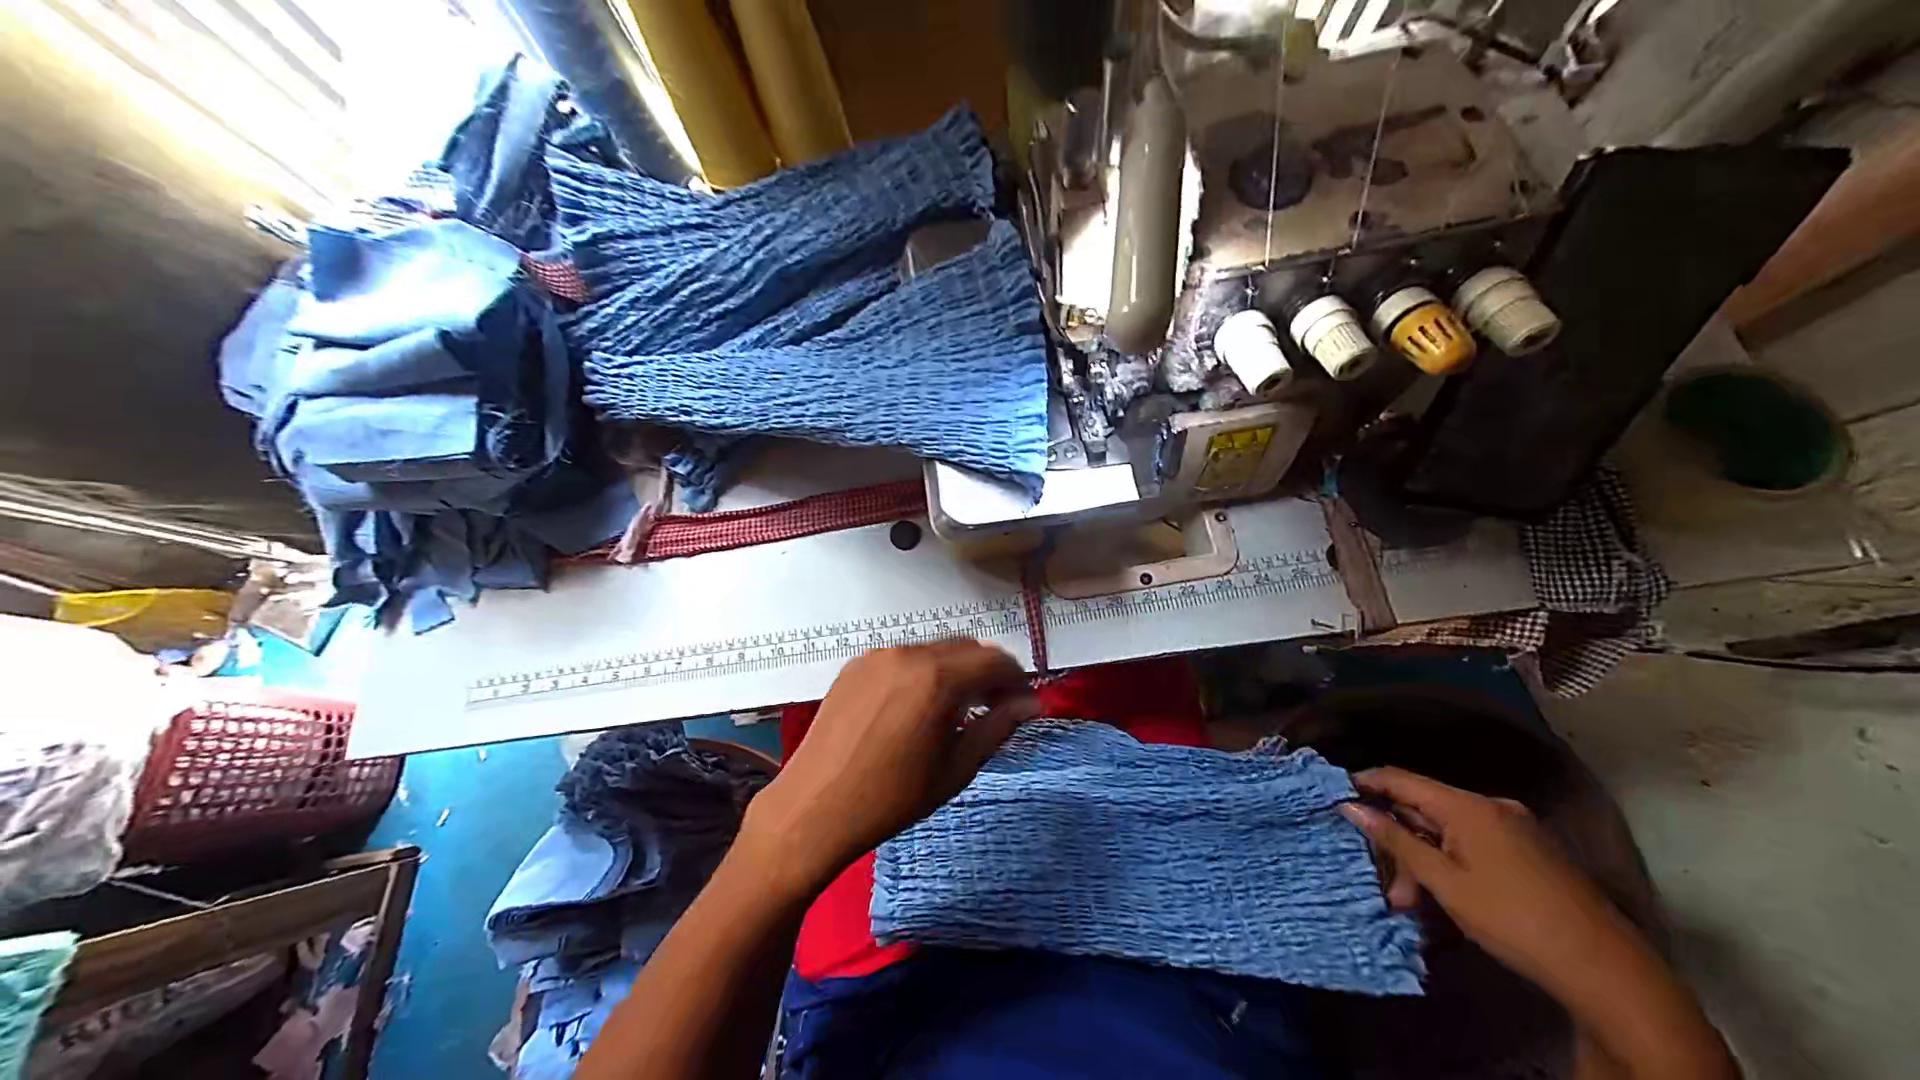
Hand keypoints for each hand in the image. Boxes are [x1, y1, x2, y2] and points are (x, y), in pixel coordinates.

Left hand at [741, 640, 1038, 896]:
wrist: (814, 809)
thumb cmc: (891, 799)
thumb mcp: (955, 769)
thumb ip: (998, 727)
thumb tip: (1031, 704)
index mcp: (937, 679)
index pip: (995, 660)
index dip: (1016, 680)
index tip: (1023, 704)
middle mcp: (907, 654)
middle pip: (966, 649)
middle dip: (987, 673)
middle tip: (995, 708)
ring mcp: (877, 656)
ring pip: (934, 650)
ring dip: (955, 671)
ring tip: (955, 711)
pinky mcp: (855, 665)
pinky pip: (903, 658)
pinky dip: (922, 673)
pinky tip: (916, 707)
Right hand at [1342, 767, 1738, 1079]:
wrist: (1608, 971)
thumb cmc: (1512, 919)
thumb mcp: (1444, 882)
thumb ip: (1395, 840)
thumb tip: (1350, 805)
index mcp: (1469, 806)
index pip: (1400, 778)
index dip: (1364, 783)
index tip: (1333, 796)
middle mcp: (1493, 806)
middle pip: (1424, 809)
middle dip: (1398, 843)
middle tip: (1388, 886)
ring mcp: (1516, 828)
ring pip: (1448, 831)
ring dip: (1424, 861)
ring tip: (1413, 905)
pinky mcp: (1531, 851)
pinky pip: (1474, 844)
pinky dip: (1450, 864)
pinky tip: (1445, 897)